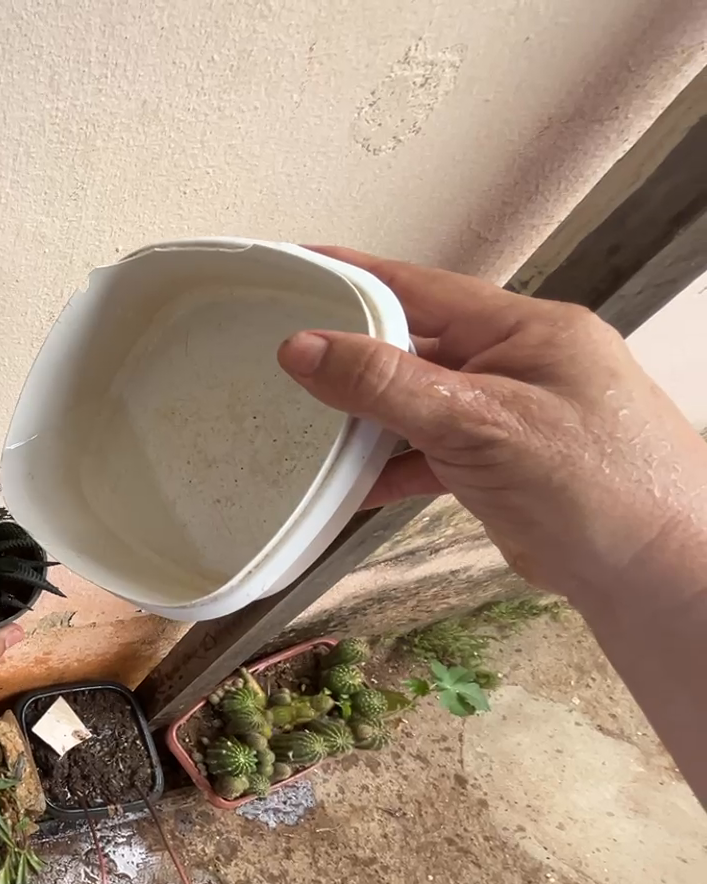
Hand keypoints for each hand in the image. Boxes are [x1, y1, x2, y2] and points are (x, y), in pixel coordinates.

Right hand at [277, 247, 706, 608]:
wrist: (655, 571)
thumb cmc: (593, 482)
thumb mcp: (475, 421)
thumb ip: (384, 382)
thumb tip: (299, 346)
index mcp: (524, 331)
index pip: (418, 286)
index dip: (350, 274)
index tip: (290, 267)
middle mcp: (511, 363)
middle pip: (405, 344)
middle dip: (342, 351)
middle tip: (273, 353)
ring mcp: (498, 413)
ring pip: (403, 401)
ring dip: (355, 417)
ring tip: (295, 422)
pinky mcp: (486, 460)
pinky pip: (413, 451)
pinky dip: (377, 467)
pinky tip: (342, 485)